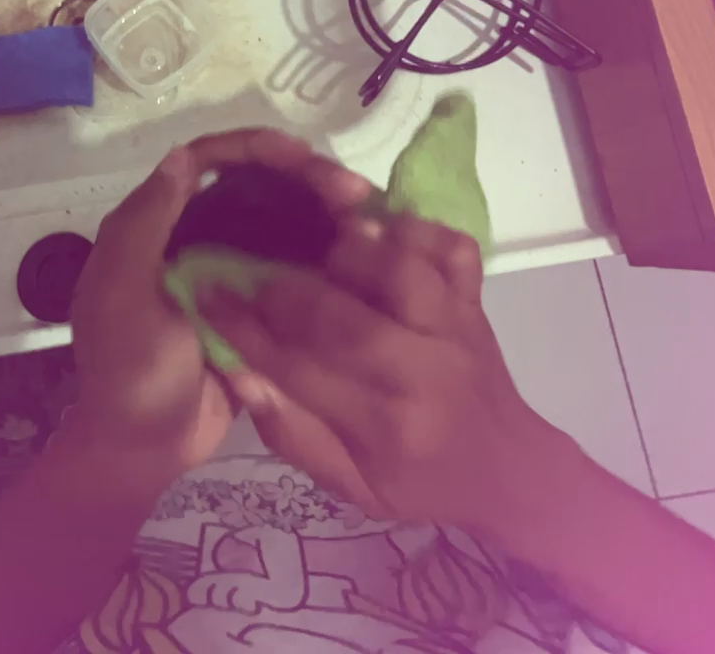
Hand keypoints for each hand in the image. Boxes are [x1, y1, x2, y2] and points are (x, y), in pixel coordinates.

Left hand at [62, 129, 337, 493]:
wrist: (145, 447)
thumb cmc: (127, 369)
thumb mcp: (122, 295)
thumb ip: (144, 226)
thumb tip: (181, 155)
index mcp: (158, 225)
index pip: (206, 163)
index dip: (253, 149)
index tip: (300, 155)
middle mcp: (195, 236)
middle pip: (253, 186)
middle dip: (301, 178)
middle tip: (352, 192)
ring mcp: (229, 270)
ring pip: (279, 222)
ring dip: (319, 212)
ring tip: (366, 215)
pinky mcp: (257, 304)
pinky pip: (293, 267)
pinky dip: (323, 255)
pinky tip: (361, 256)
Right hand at [200, 215, 574, 538]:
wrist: (507, 468)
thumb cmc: (418, 479)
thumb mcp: (349, 485)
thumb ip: (290, 432)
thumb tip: (238, 369)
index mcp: (383, 424)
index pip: (294, 367)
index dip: (240, 326)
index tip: (206, 295)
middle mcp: (421, 371)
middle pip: (341, 317)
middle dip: (284, 292)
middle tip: (261, 285)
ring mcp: (456, 326)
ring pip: (398, 268)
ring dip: (349, 251)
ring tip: (323, 256)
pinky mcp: (475, 298)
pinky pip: (448, 245)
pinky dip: (414, 229)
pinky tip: (386, 233)